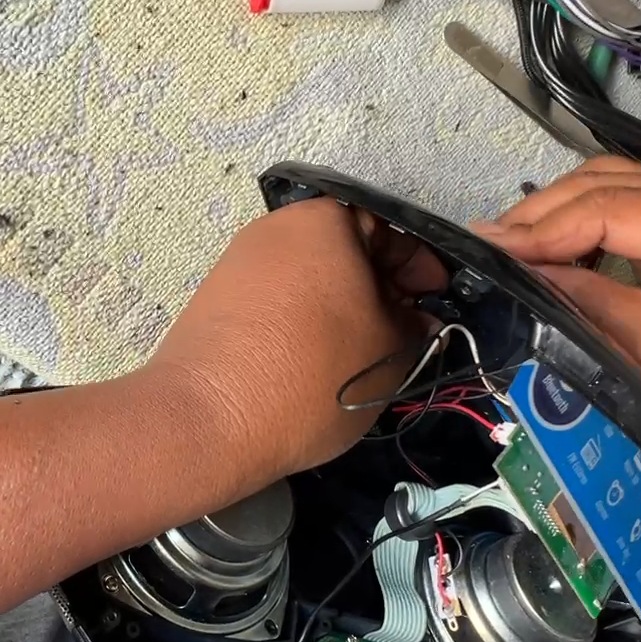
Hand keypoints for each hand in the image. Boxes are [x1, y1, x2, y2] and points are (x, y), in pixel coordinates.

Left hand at [142, 197, 445, 484]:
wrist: (206, 420)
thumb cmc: (313, 373)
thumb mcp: (389, 350)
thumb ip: (414, 324)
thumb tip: (414, 317)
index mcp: (320, 222)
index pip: (388, 227)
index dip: (420, 265)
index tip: (434, 299)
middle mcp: (273, 232)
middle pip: (344, 251)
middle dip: (381, 288)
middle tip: (404, 332)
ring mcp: (237, 265)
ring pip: (310, 279)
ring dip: (343, 308)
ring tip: (362, 355)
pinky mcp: (216, 302)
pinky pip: (277, 301)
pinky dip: (305, 321)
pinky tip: (317, 362)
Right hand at [473, 159, 640, 507]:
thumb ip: (592, 301)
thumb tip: (525, 268)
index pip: (610, 207)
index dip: (541, 225)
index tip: (487, 247)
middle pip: (613, 181)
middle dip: (544, 209)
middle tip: (490, 244)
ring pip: (622, 185)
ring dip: (563, 209)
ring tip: (515, 243)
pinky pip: (638, 211)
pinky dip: (588, 221)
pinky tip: (559, 248)